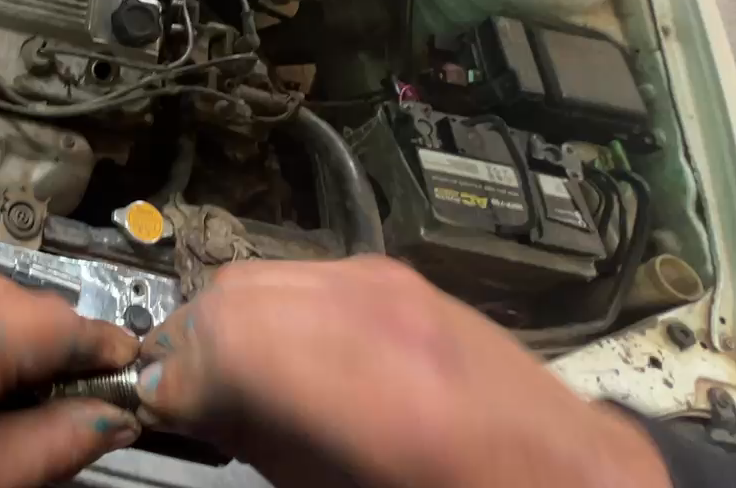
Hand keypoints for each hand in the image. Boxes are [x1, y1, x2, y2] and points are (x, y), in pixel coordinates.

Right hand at [136, 257, 672, 487]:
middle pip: (230, 297)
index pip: (230, 345)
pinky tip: (266, 340)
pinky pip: (286, 273)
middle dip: (186, 340)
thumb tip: (183, 398)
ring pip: (250, 275)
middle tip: (175, 382)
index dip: (175, 374)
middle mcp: (376, 314)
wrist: (582, 479)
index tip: (153, 402)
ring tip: (214, 361)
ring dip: (215, 316)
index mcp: (381, 396)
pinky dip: (256, 303)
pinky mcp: (381, 268)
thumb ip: (257, 438)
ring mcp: (380, 280)